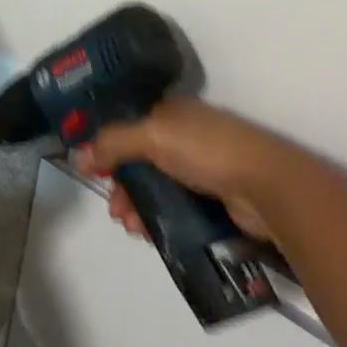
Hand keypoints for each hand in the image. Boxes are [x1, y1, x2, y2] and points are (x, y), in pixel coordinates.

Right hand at [81, 97, 308, 240]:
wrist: (269, 189)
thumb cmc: (206, 150)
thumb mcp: (151, 137)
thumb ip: (112, 143)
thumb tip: (78, 155)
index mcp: (172, 113)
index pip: (130, 125)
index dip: (108, 147)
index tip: (93, 170)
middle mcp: (186, 136)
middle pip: (141, 161)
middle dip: (122, 185)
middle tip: (114, 209)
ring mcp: (203, 169)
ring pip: (158, 188)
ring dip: (138, 206)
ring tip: (132, 227)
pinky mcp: (216, 199)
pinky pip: (177, 208)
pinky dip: (160, 220)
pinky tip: (149, 233)